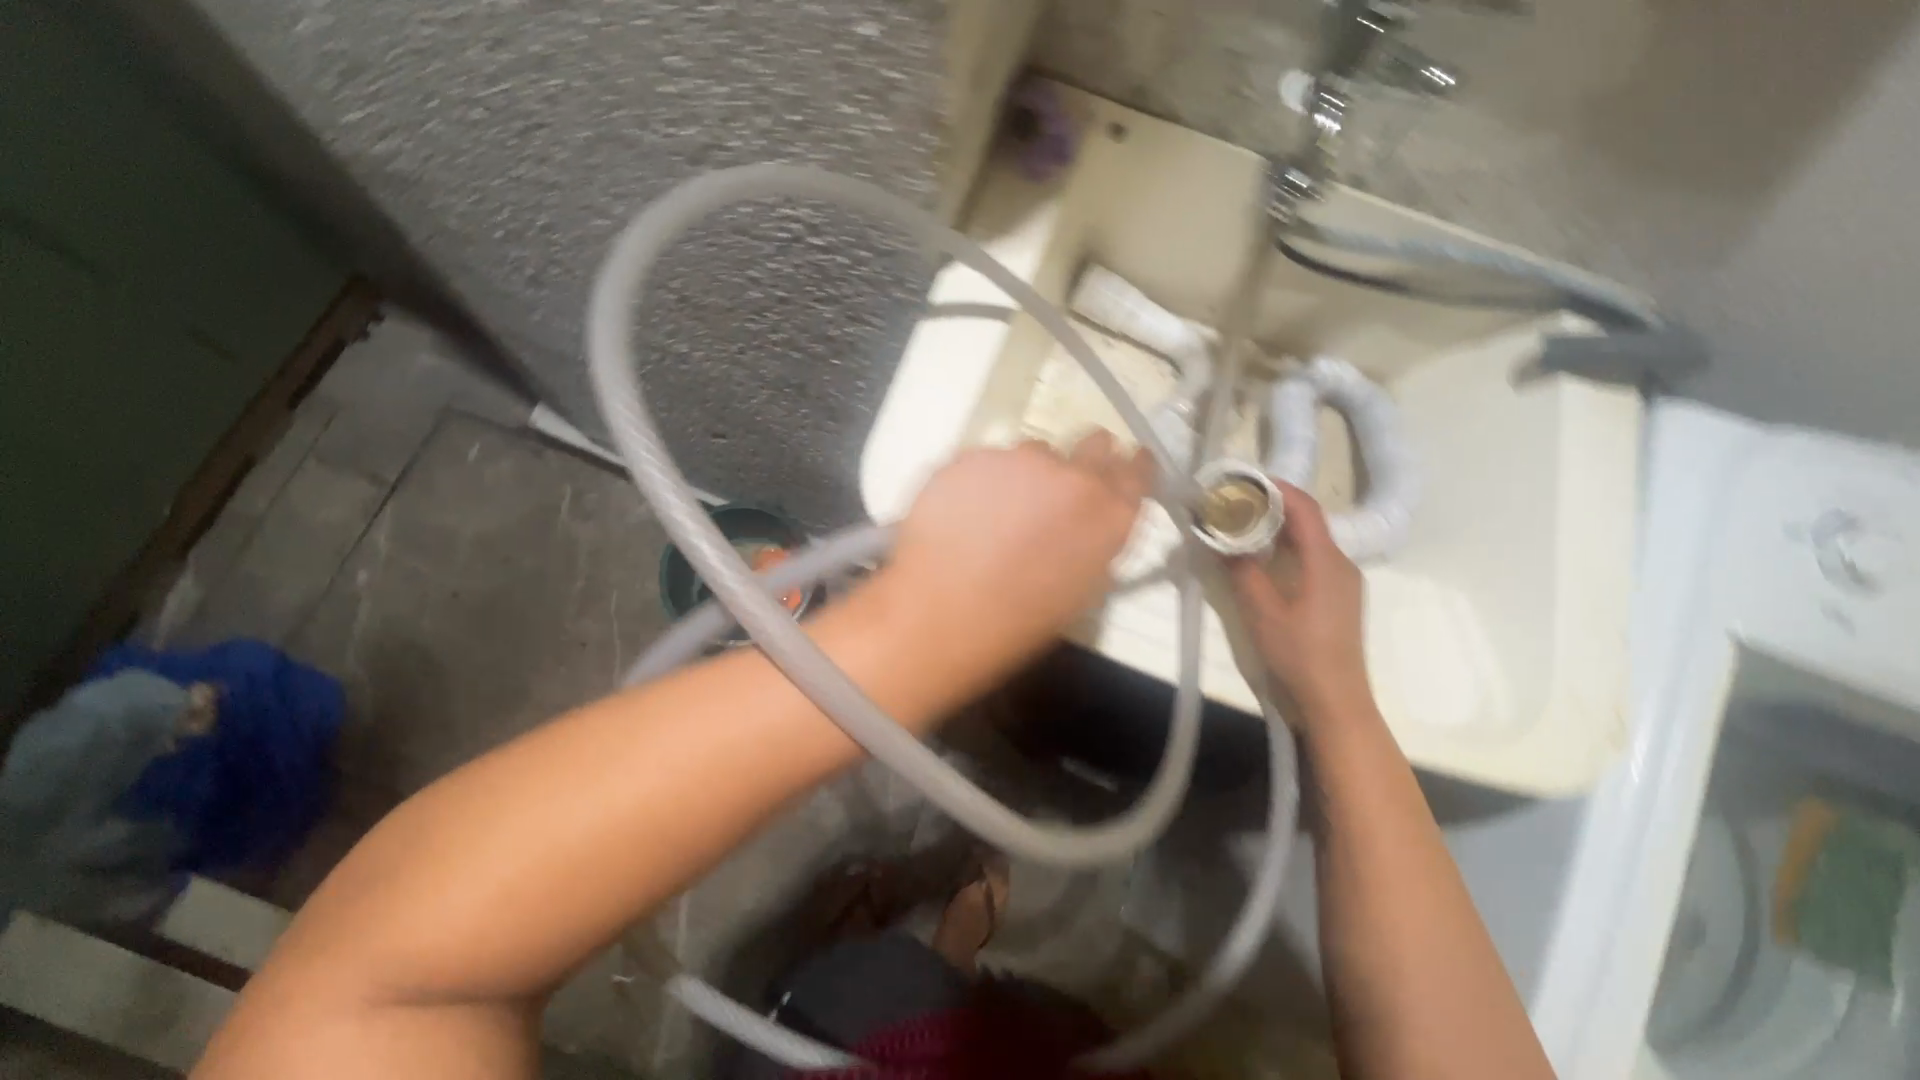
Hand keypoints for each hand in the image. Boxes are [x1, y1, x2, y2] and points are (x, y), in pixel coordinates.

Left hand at [878, 431, 1151, 686]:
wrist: (942, 613)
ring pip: (1035, 452)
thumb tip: (1091, 520)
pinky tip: (965, 513)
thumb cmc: (1018, 620)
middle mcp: (1073, 475)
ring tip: (998, 513)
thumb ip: (1096, 538)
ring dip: (1027, 474)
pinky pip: (989, 461)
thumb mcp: (1082, 586)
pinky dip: (983, 480)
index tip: (1124, 467)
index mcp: (1109, 513)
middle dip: (1085, 459)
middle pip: (1095, 442)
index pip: (1138, 468)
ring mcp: (1020, 460)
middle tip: (1059, 490)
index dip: (1131, 466)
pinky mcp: (973, 455)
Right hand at [1228, 482, 1372, 729]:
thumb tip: (1226, 541)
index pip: (1304, 507)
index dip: (1276, 489)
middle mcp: (1341, 563)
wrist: (1335, 701)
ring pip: (1311, 540)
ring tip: (1242, 529)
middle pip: (1308, 520)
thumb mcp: (1261, 612)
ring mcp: (1343, 581)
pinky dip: (1287, 550)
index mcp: (1326, 560)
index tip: (1242, 482)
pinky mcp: (1338, 598)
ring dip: (1278, 529)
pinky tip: (1263, 561)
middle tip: (1234, 505)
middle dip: (1272, 507)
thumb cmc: (1299, 654)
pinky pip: (1313, 559)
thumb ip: (1243, 571)